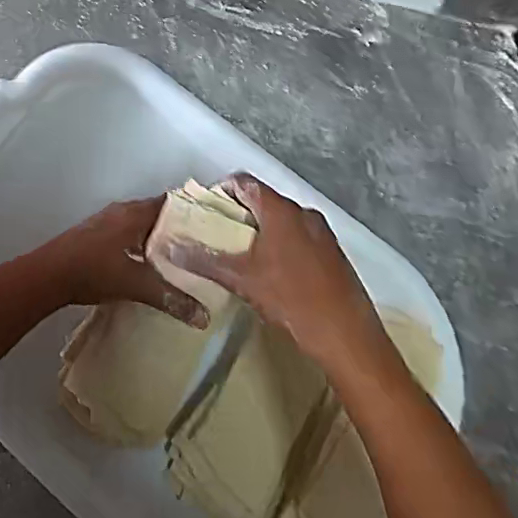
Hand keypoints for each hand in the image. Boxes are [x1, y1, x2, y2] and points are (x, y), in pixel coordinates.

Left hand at [34, 196, 208, 327]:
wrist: (47, 275)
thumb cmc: (93, 270)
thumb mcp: (135, 284)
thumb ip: (169, 297)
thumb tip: (203, 316)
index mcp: (134, 214)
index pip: (170, 203)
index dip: (190, 212)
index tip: (209, 226)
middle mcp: (121, 211)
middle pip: (156, 213)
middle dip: (176, 228)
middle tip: (198, 247)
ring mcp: (105, 222)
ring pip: (139, 224)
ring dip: (156, 237)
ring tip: (176, 258)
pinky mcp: (94, 236)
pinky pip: (126, 234)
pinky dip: (139, 244)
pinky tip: (144, 265)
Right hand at [165, 173, 395, 371]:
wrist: (346, 335)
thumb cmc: (292, 299)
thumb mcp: (241, 280)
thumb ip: (205, 260)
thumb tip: (171, 248)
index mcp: (281, 210)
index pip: (244, 182)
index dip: (220, 191)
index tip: (205, 209)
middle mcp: (303, 213)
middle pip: (263, 200)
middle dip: (238, 213)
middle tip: (217, 234)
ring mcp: (321, 232)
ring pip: (282, 219)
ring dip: (260, 230)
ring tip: (240, 254)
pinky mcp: (332, 252)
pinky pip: (299, 236)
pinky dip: (280, 243)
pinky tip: (271, 271)